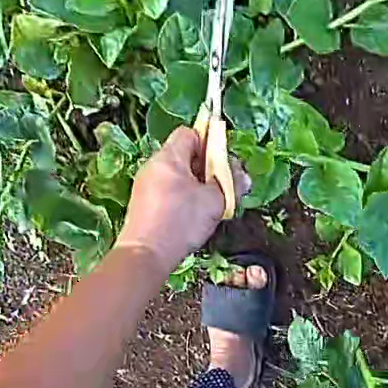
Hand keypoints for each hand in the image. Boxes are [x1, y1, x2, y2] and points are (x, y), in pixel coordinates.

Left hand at [115, 127, 246, 272]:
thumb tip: (243, 176)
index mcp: (169, 158)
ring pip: (177, 175)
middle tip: (223, 185)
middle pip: (184, 155)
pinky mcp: (143, 203)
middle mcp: (153, 166)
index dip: (209, 141)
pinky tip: (194, 215)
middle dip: (206, 167)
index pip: (189, 133)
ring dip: (196, 184)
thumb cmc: (181, 222)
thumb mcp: (215, 201)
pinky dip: (184, 197)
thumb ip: (231, 184)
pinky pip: (168, 191)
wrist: (146, 254)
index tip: (223, 161)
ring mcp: (145, 185)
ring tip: (211, 203)